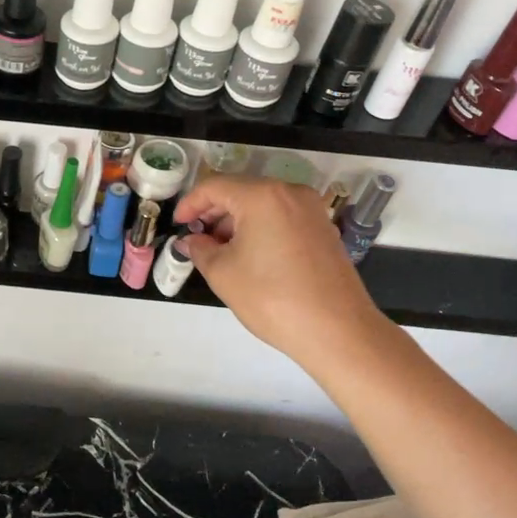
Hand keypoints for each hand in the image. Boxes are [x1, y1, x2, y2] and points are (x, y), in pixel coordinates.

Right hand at [173, 175, 387, 365]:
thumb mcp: (223, 273)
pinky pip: (283, 217)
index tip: (179, 224)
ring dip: (238, 221)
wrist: (337, 330)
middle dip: (215, 212)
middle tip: (197, 239)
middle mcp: (290, 193)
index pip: (215, 187)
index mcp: (262, 195)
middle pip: (241, 191)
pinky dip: (262, 228)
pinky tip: (252, 256)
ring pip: (263, 204)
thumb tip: (191, 241)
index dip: (191, 204)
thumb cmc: (272, 298)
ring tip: (222, 251)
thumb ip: (200, 250)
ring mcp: (312, 210)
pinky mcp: (324, 229)